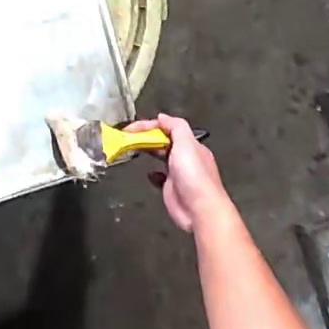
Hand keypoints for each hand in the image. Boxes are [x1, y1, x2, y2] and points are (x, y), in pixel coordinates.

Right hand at [127, 114, 228, 232]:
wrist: (200, 210)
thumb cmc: (194, 177)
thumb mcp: (186, 143)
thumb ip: (175, 126)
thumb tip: (162, 117)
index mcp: (191, 145)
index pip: (168, 129)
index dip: (149, 126)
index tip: (131, 129)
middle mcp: (186, 158)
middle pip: (163, 141)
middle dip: (147, 137)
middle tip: (129, 137)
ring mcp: (179, 174)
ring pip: (161, 156)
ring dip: (148, 151)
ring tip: (134, 149)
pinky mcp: (172, 189)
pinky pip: (160, 177)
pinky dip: (152, 173)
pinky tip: (148, 174)